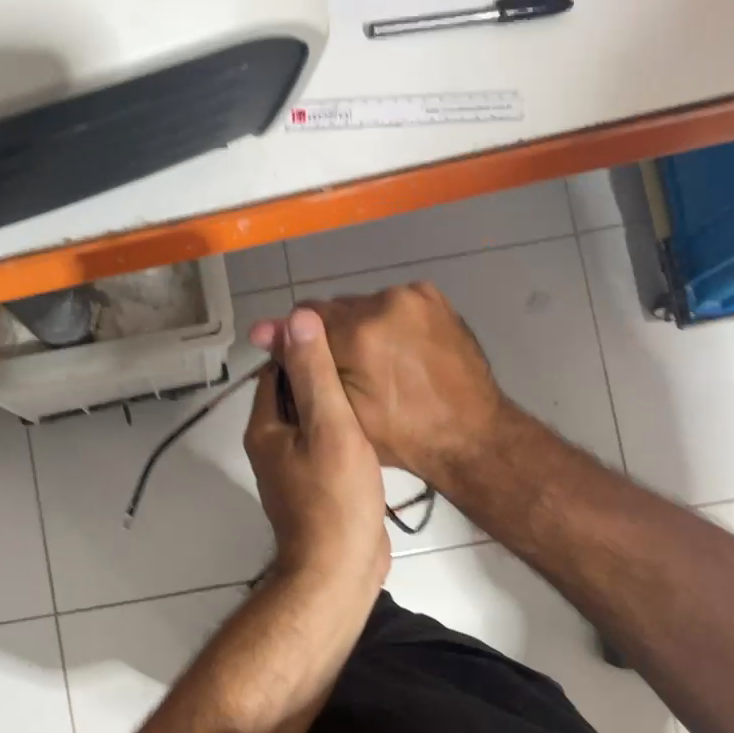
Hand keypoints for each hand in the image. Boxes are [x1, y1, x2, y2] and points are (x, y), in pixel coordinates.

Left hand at [244, 308, 389, 593]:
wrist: (339, 570)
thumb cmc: (335, 498)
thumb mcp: (330, 427)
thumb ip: (315, 374)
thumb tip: (297, 318)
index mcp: (264, 428)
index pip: (277, 370)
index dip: (306, 349)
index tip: (345, 336)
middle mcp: (271, 447)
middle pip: (294, 395)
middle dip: (324, 374)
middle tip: (367, 356)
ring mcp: (293, 471)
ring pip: (313, 423)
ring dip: (338, 404)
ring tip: (376, 384)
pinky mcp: (315, 489)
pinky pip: (326, 448)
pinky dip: (345, 433)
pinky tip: (375, 426)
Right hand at [250, 283, 510, 493]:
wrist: (471, 434)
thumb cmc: (401, 436)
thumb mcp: (341, 411)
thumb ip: (302, 366)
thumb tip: (262, 329)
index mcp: (358, 332)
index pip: (303, 318)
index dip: (293, 338)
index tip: (292, 359)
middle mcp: (384, 302)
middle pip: (335, 310)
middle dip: (329, 337)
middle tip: (341, 374)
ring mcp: (414, 296)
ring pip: (364, 307)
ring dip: (359, 330)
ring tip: (373, 369)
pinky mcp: (434, 299)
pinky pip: (393, 305)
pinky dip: (387, 325)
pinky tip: (396, 356)